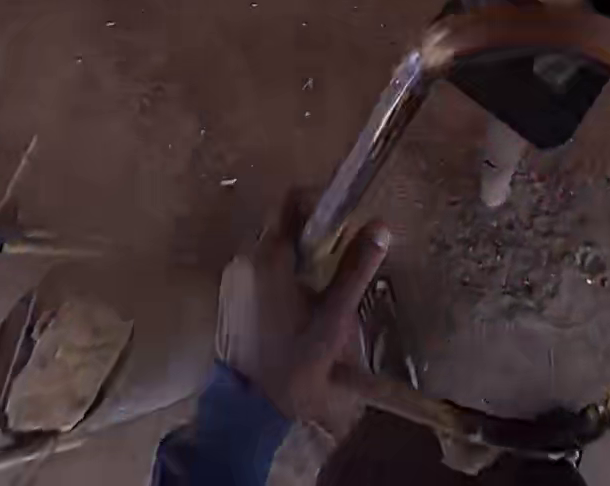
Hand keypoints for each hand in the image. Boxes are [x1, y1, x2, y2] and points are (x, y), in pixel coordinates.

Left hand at [216, 193, 390, 425]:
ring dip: (296, 249)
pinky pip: (258, 262)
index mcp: (269, 254)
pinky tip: (296, 297)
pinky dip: (280, 266)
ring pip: (271, 241)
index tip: (343, 220)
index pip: (292, 200)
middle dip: (312, 230)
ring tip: (320, 280)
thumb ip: (357, 268)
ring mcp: (233, 272)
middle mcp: (246, 254)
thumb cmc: (295, 362)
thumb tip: (381, 225)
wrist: (248, 410)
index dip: (319, 201)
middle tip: (337, 254)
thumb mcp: (334, 317)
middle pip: (282, 220)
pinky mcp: (228, 290)